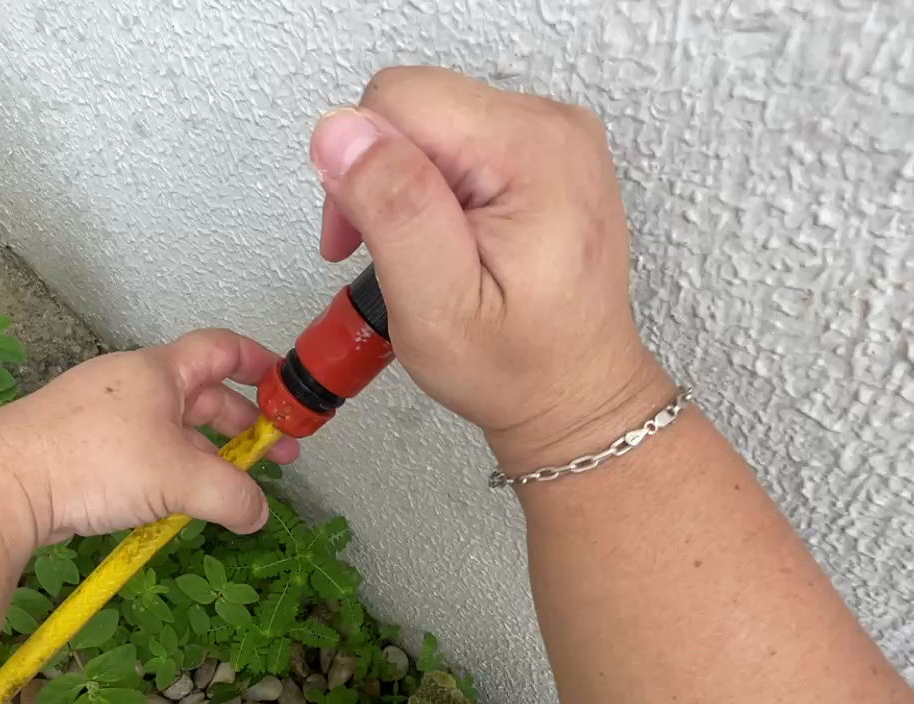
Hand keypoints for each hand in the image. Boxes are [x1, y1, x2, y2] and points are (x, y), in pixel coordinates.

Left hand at [0, 330, 299, 554]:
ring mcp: (105, 415)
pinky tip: (178, 503)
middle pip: (202, 397)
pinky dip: (171, 472)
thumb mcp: (180, 478)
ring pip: (172, 431)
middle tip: (275, 458)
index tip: (286, 389)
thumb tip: (258, 515)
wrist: (5, 485)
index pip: (222, 350)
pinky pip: (143, 453)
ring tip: (231, 491)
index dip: (260, 364)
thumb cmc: (97, 462)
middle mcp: (134, 385)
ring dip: (207, 457)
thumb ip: (232, 495)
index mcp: (160, 372)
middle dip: (243, 427)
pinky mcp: (84, 446)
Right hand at [308, 67, 673, 471]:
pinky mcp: (543, 156)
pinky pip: (457, 146)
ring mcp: (552, 138)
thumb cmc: (514, 368)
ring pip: (430, 126)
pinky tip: (443, 243)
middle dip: (375, 179)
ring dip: (401, 190)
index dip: (355, 168)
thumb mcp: (436, 306)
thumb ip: (393, 210)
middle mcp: (551, 126)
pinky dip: (430, 193)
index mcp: (529, 152)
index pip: (399, 101)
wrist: (573, 393)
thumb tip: (340, 131)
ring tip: (420, 258)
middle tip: (389, 258)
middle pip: (414, 107)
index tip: (358, 242)